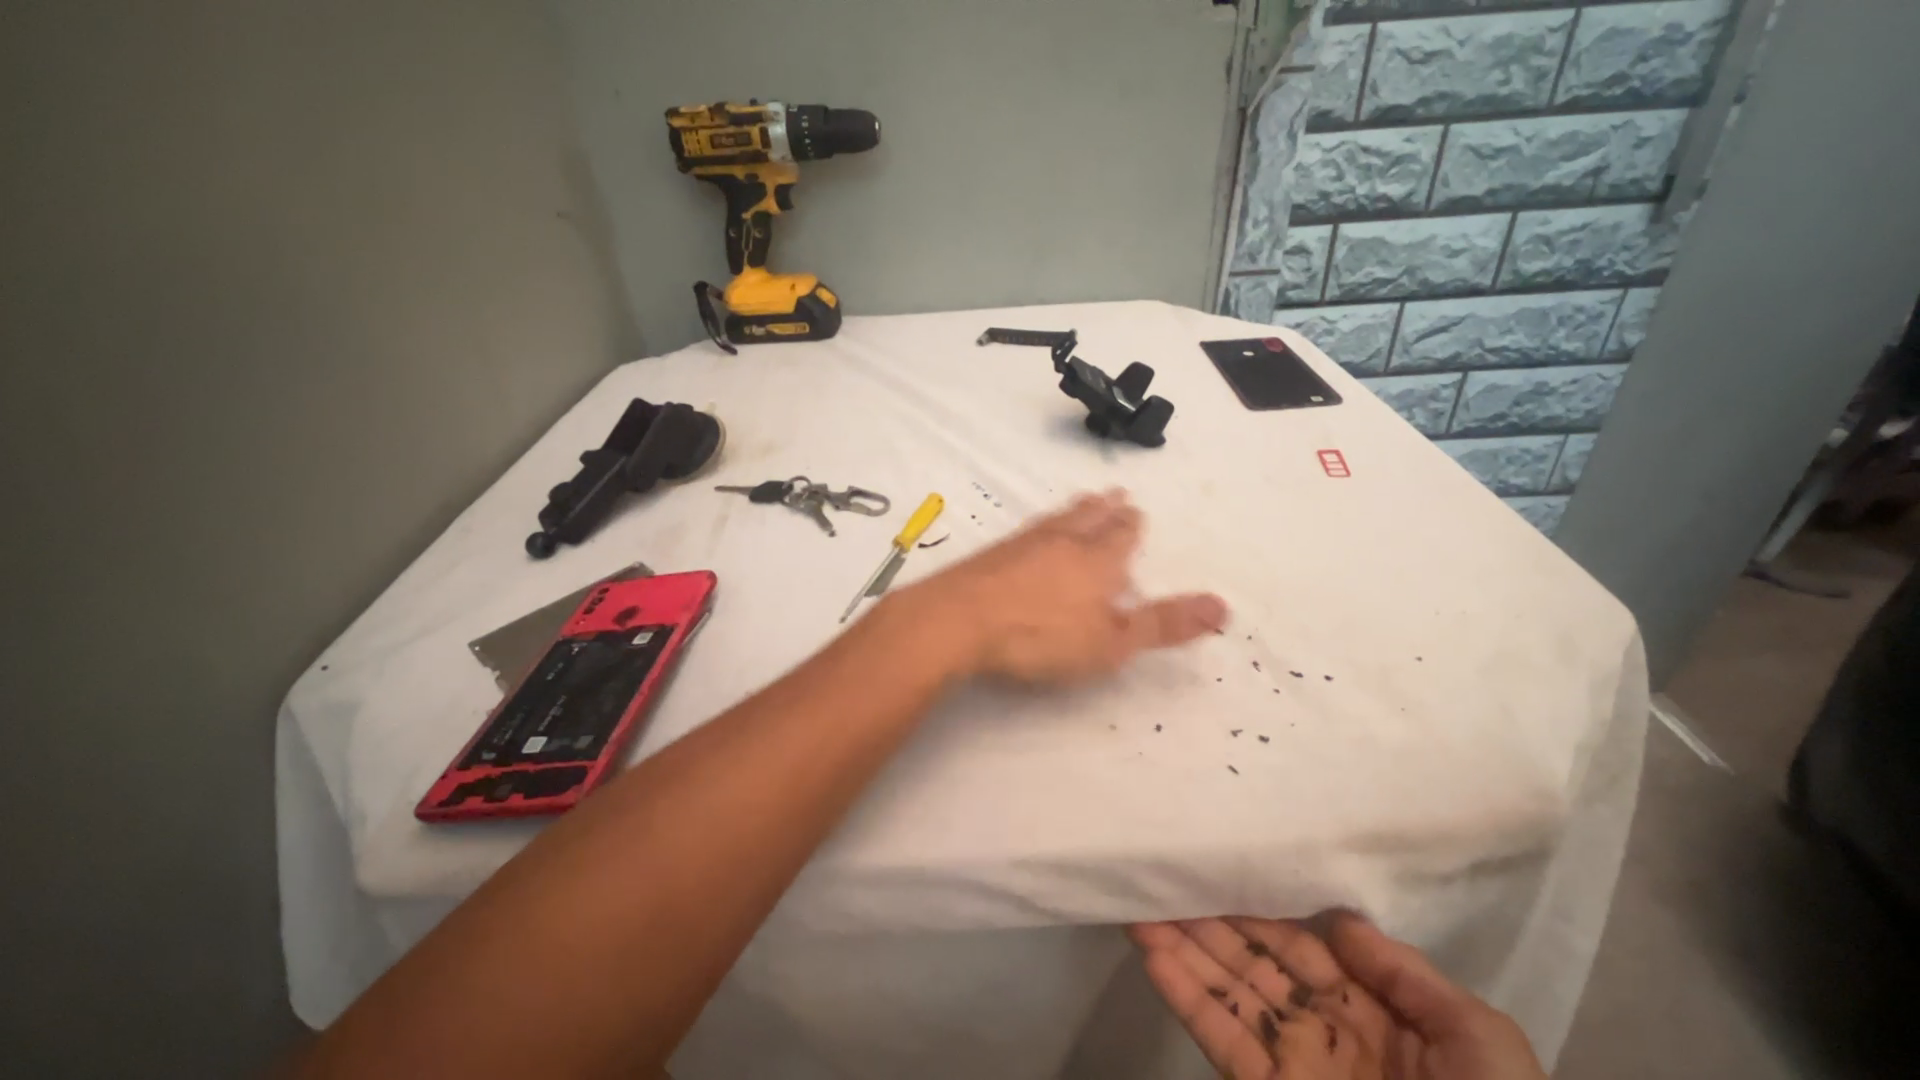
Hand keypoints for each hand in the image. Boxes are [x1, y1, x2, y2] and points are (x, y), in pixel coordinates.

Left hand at [893, 489, 1226, 682]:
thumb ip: (1163, 624)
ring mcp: (1021, 545)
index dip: (1131, 527)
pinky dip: (1037, 527)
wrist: (956, 622)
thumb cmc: (1041, 637)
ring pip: (1056, 521)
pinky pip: (1024, 532)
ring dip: (1073, 511)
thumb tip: (1223, 606)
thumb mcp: (1112, 642)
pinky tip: (1028, 533)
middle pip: (1089, 519)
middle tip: (1115, 494)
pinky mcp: (988, 556)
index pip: (1122, 536)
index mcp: (1098, 561)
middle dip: (1105, 509)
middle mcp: (1062, 543)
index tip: (1137, 512)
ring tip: (1081, 502)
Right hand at [1129, 914, 1546, 1079]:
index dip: (1263, 911)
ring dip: (1184, 954)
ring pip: (1229, 998)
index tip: (1221, 871)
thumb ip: (1405, 975)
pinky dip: (1185, 999)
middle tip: (1162, 881)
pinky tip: (1154, 957)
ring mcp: (1294, 1065)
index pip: (1307, 948)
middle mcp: (1326, 1031)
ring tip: (1140, 911)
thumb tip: (1337, 919)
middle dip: (1211, 926)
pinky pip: (1222, 1041)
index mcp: (1377, 1013)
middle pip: (1258, 966)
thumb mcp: (1478, 1037)